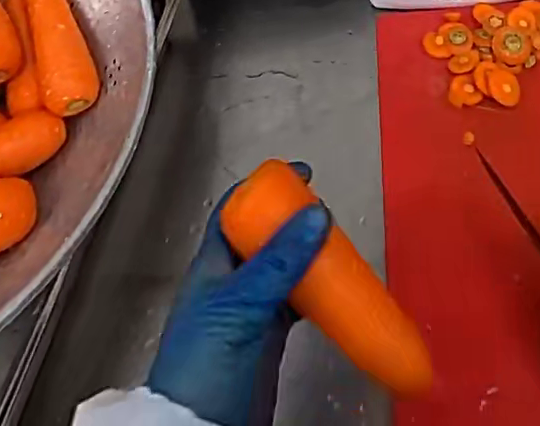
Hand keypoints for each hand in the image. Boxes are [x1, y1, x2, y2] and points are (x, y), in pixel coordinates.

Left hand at [146, 163, 330, 425]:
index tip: (300, 175)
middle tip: (324, 212)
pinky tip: (333, 287)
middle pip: (266, 235)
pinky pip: (297, 300)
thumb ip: (278, 261)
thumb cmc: (204, 365)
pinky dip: (316, 290)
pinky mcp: (269, 335)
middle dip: (294, 218)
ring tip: (335, 244)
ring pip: (285, 266)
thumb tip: (316, 213)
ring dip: (309, 253)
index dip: (265, 187)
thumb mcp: (240, 305)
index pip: (237, 210)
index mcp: (214, 264)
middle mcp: (232, 280)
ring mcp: (251, 308)